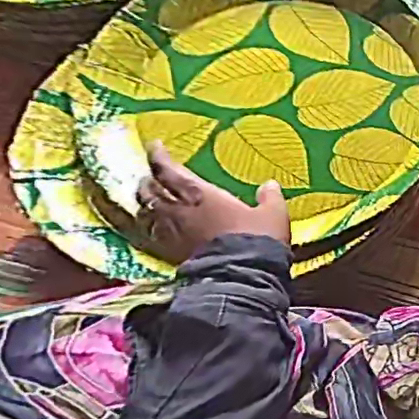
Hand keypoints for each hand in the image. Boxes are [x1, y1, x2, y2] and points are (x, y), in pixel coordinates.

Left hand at [136, 142, 289, 262]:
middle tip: (155, 176)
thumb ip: (269, 197)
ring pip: (145, 210)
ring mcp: (170, 232)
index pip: (168, 170)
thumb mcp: (273, 213)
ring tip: (152, 200)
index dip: (158, 156)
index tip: (155, 145)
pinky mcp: (169, 252)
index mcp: (200, 194)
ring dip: (146, 202)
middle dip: (150, 179)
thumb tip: (269, 184)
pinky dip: (149, 225)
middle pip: (149, 189)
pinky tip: (155, 226)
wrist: (243, 273)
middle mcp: (178, 209)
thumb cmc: (258, 237)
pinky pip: (149, 233)